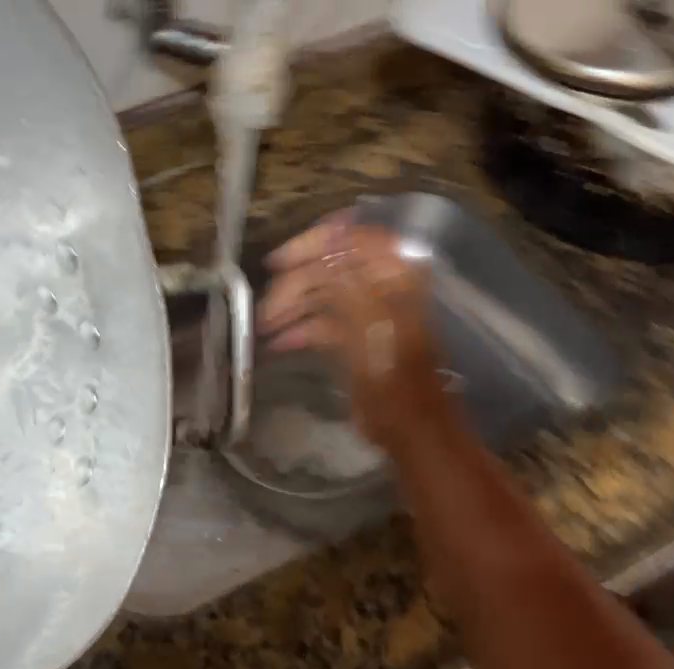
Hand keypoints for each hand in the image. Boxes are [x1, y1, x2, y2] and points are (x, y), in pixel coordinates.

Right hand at [256, 212, 452, 447]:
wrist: (412, 428)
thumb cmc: (394, 381)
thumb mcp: (370, 326)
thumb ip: (350, 278)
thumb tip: (330, 234)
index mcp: (392, 275)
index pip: (349, 238)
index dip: (311, 245)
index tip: (276, 264)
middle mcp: (381, 287)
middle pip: (330, 268)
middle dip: (293, 285)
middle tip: (263, 308)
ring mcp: (368, 314)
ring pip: (321, 297)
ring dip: (290, 309)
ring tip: (262, 327)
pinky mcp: (356, 341)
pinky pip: (322, 324)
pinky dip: (299, 331)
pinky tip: (276, 344)